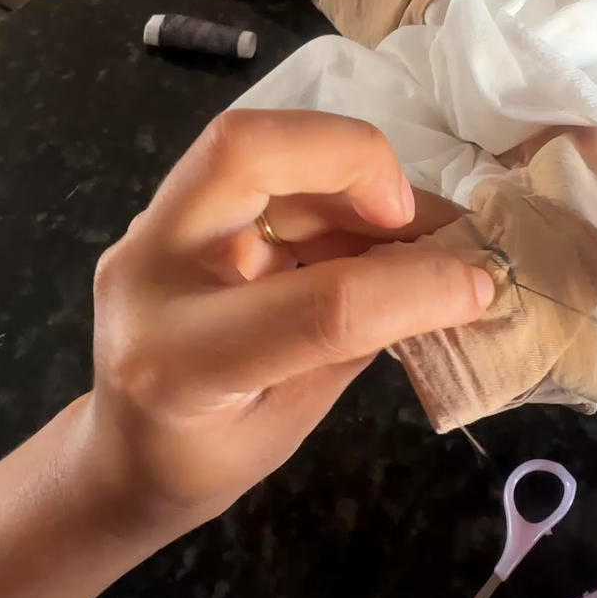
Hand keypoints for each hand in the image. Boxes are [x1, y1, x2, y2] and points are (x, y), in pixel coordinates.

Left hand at [0, 109, 486, 597]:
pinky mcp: (167, 205)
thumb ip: (368, 333)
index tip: (476, 279)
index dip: (413, 285)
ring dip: (346, 166)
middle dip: (351, 156)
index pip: (316, 305)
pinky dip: (324, 177)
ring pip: (250, 139)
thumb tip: (453, 268)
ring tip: (398, 220)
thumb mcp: (298, 418)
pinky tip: (360, 218)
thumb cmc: (208, 457)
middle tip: (403, 211)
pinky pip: (256, 160)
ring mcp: (148, 226)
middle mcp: (150, 272)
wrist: (120, 450)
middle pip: (244, 150)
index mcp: (179, 363)